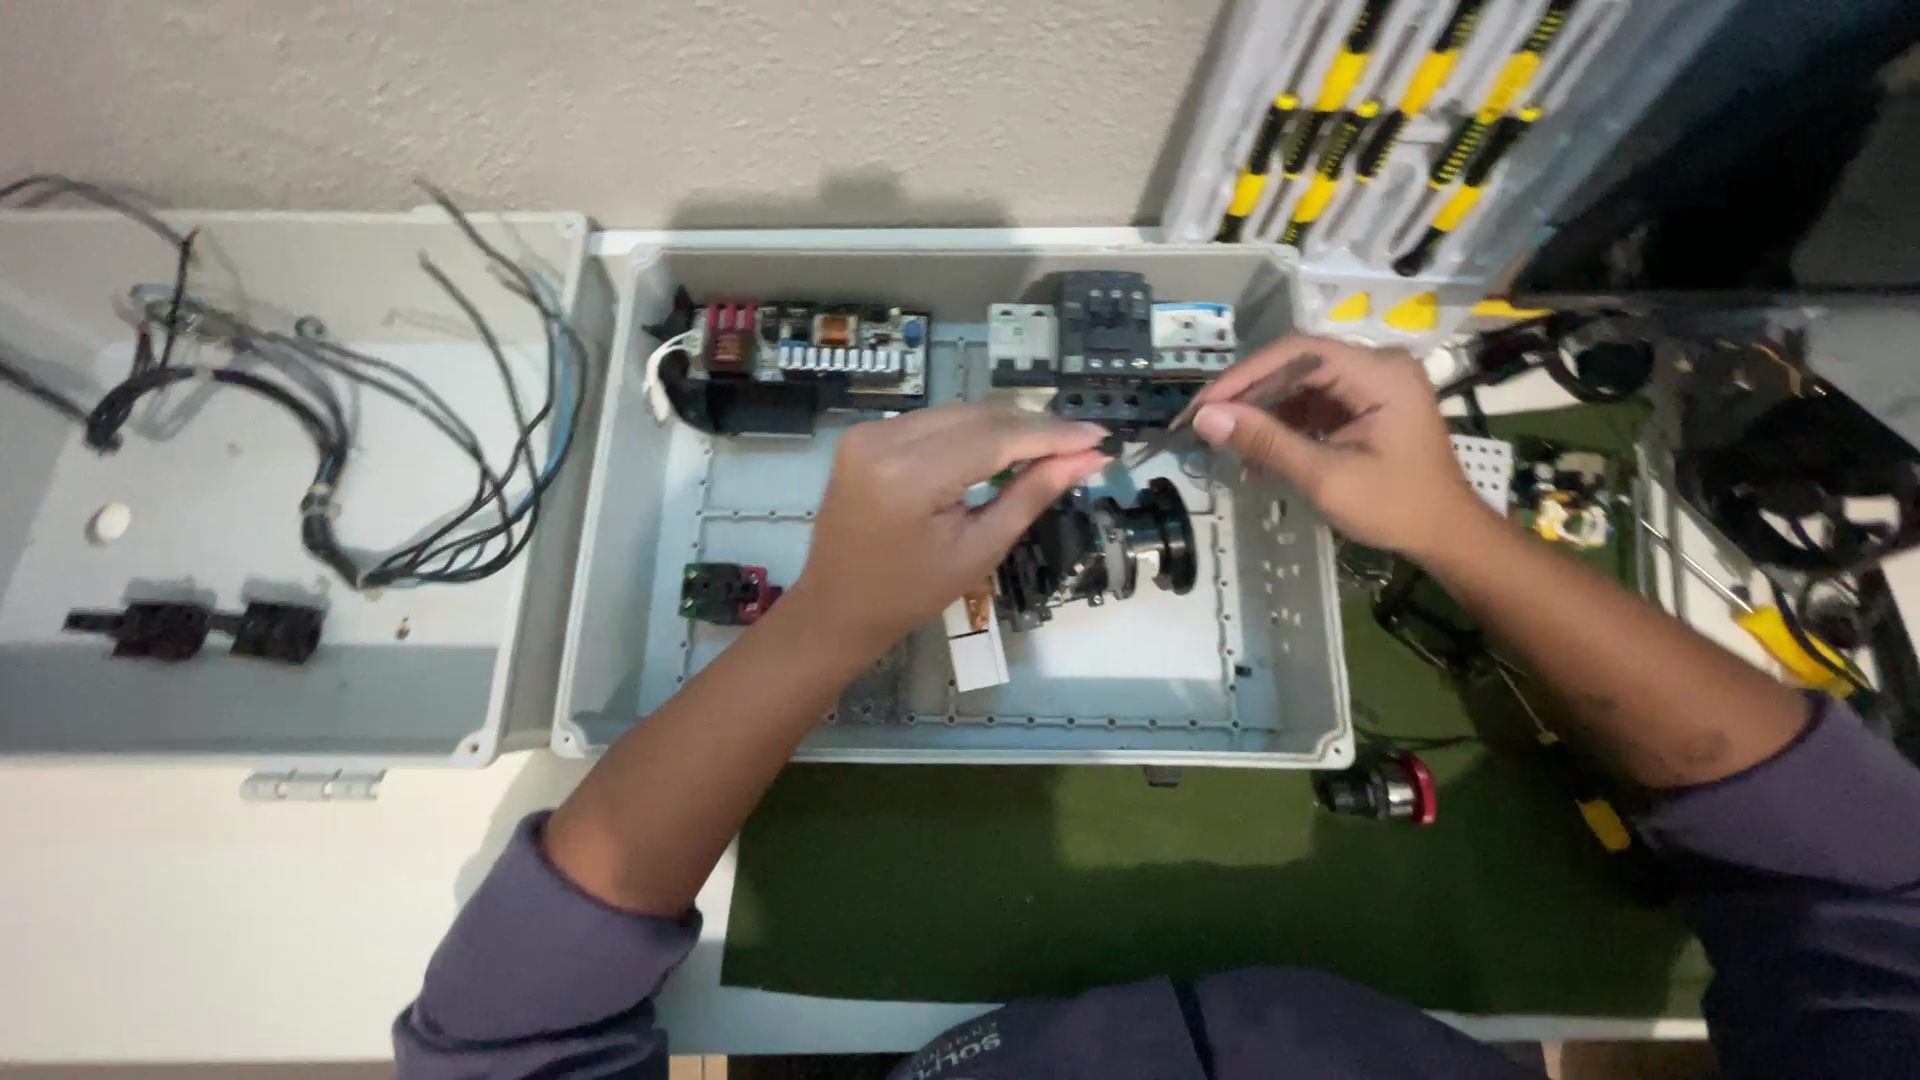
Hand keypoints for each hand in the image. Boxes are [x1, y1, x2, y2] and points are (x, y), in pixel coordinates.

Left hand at [784, 404, 1109, 651]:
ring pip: (958, 413)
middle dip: (1034, 427)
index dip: (1053, 434)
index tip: (1100, 437)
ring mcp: (868, 433)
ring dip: (1005, 426)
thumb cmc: (910, 594)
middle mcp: (883, 440)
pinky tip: (1002, 448)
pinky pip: (934, 421)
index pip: (996, 437)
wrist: (837, 607)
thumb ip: (1030, 495)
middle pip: (978, 416)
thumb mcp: (979, 550)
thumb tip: (1087, 459)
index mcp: (909, 476)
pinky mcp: (865, 435)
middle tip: (1083, 444)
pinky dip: (971, 431)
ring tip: (1051, 447)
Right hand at [1189, 335, 1490, 557]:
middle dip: (1245, 393)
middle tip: (1201, 422)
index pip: (1297, 353)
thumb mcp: (1325, 477)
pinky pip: (1309, 402)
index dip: (1243, 375)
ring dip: (1258, 409)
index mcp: (1379, 373)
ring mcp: (1370, 384)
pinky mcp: (1361, 404)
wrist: (1445, 533)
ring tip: (1221, 437)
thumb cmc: (1394, 507)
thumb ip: (1266, 443)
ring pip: (1297, 383)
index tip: (1203, 406)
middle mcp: (1376, 366)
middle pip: (1294, 364)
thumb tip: (1205, 419)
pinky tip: (1253, 447)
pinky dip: (1278, 423)